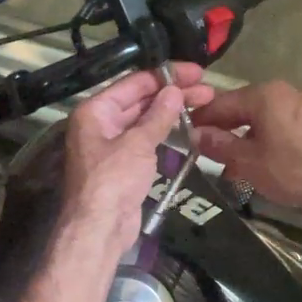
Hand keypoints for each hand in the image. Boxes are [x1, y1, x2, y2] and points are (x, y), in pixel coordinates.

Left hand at [63, 63, 215, 251]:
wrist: (100, 228)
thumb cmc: (113, 180)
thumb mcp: (137, 143)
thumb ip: (158, 116)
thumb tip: (175, 92)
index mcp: (95, 111)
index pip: (134, 84)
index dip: (165, 76)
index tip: (195, 73)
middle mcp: (100, 124)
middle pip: (139, 101)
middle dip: (172, 95)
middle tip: (207, 90)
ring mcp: (112, 145)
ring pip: (144, 121)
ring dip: (171, 113)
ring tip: (204, 105)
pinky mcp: (123, 165)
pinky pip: (145, 141)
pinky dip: (164, 133)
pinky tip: (187, 128)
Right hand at [192, 81, 301, 229]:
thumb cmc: (295, 171)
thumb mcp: (249, 162)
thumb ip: (219, 145)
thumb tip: (194, 134)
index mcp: (264, 95)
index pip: (220, 102)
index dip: (200, 120)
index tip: (185, 137)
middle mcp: (286, 93)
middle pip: (244, 109)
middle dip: (225, 132)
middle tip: (209, 156)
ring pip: (265, 120)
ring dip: (247, 140)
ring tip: (238, 167)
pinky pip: (285, 128)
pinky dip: (270, 142)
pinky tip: (268, 166)